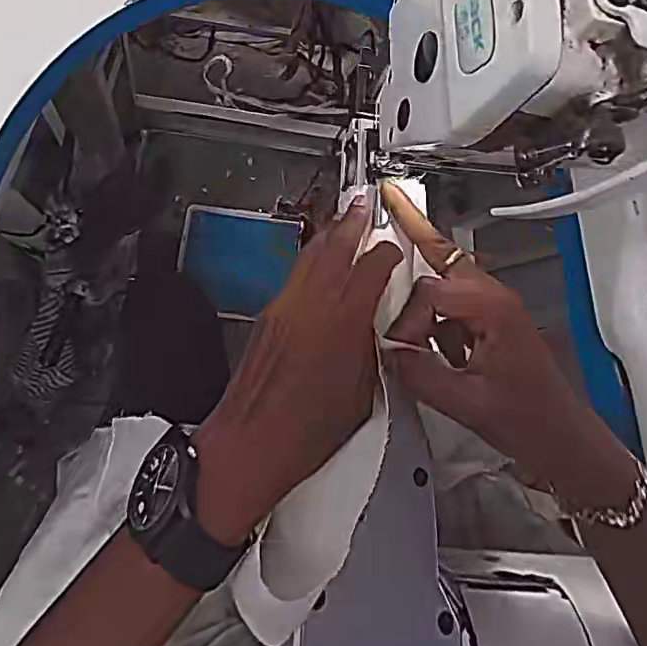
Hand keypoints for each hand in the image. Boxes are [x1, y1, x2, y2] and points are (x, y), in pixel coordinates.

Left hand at [191, 195, 401, 543]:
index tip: (394, 249)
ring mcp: (287, 306)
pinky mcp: (270, 314)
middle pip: (336, 245)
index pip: (372, 267)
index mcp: (344, 321)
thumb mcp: (362, 390)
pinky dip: (311, 257)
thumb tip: (376, 327)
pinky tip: (318, 258)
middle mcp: (313, 304)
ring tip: (342, 219)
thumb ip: (372, 346)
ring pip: (311, 254)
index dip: (388, 253)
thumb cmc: (304, 429)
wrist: (251, 441)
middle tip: (362, 203)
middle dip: (352, 221)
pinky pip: (296, 272)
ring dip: (330, 233)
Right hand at [379, 181, 639, 512]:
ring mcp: (494, 309)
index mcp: (494, 308)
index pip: (432, 292)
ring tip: (410, 321)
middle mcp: (495, 298)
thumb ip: (421, 374)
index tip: (397, 346)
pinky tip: (435, 352)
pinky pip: (452, 308)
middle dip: (416, 233)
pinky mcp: (490, 324)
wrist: (562, 439)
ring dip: (424, 299)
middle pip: (443, 258)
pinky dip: (435, 321)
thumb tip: (390, 352)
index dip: (407, 320)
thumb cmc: (532, 420)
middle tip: (393, 201)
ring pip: (446, 281)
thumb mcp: (468, 403)